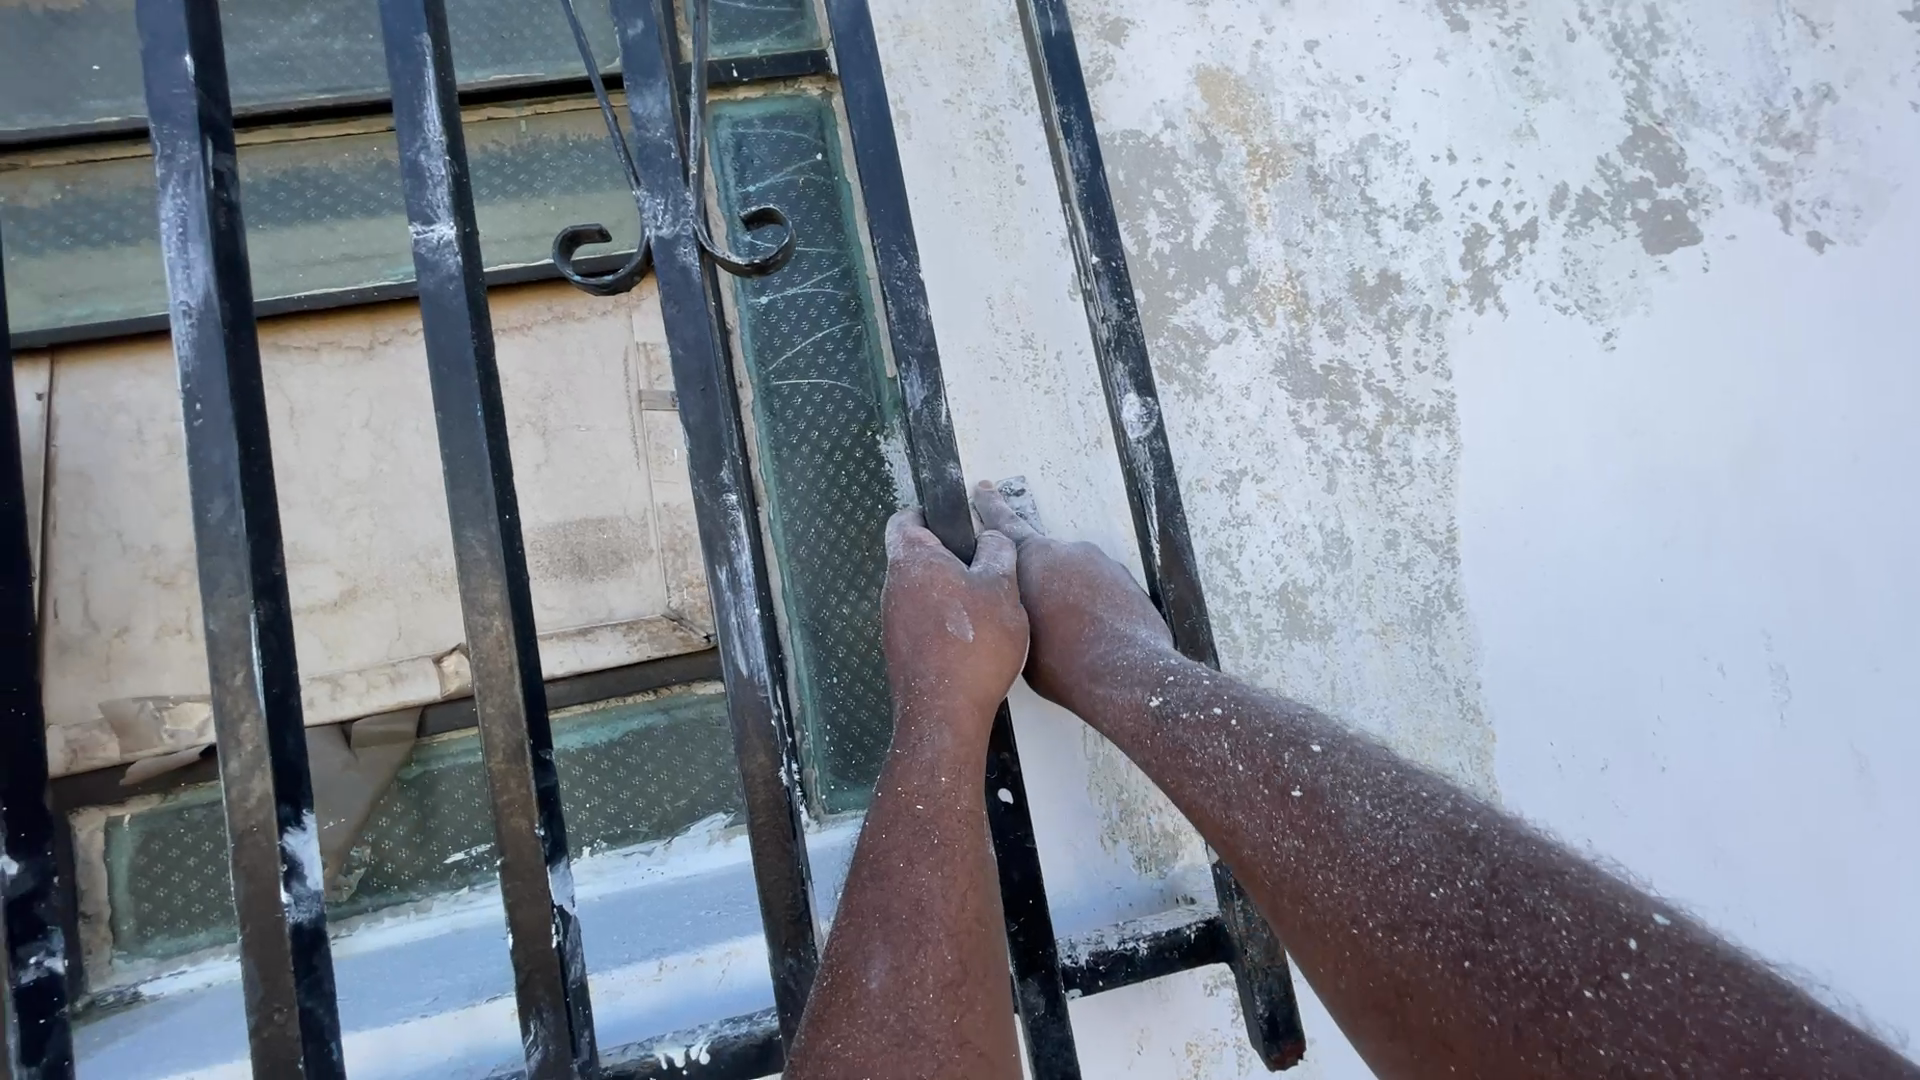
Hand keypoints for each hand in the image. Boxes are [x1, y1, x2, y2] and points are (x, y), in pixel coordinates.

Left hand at [881, 509, 1028, 753]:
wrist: (946, 713)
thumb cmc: (972, 648)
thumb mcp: (1002, 588)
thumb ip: (998, 551)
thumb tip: (991, 538)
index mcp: (913, 561)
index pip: (905, 519)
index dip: (928, 513)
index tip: (953, 520)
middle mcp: (894, 587)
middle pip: (916, 556)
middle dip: (948, 556)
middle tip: (983, 564)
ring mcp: (893, 620)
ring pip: (921, 590)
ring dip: (949, 591)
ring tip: (984, 605)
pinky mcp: (901, 648)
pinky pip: (922, 620)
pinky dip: (944, 620)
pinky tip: (973, 638)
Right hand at [970, 482, 1174, 714]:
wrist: (1124, 674)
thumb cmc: (1063, 662)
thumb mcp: (1018, 632)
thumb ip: (1014, 602)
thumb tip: (1018, 601)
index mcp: (1034, 559)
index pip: (1006, 524)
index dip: (992, 506)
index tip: (985, 488)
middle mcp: (1069, 552)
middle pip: (1045, 560)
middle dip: (1040, 585)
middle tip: (1040, 616)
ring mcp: (1102, 565)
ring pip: (1075, 578)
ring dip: (1070, 599)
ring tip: (1070, 639)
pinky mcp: (1127, 583)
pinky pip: (1101, 591)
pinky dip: (1094, 609)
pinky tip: (1093, 639)